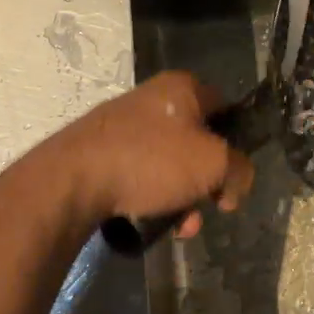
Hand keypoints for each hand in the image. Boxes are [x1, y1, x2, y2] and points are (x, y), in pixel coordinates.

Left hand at [48, 71, 255, 236]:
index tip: (235, 175)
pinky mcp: (104, 152)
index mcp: (183, 87)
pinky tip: (154, 223)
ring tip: (181, 227)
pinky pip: (143, 175)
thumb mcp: (213, 163)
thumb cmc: (152, 160)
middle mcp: (153, 99)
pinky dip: (154, 199)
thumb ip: (239, 170)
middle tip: (210, 206)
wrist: (73, 180)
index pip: (227, 109)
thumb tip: (234, 185)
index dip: (237, 143)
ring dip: (184, 199)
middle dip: (207, 182)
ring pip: (171, 165)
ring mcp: (125, 126)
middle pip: (198, 143)